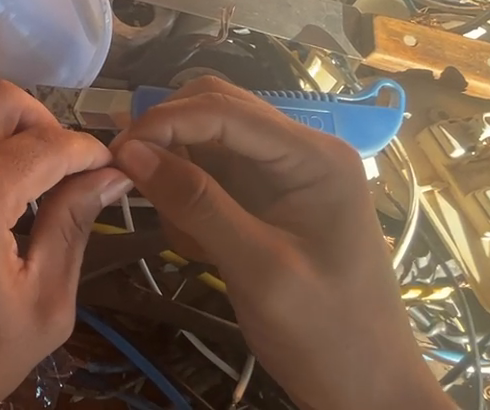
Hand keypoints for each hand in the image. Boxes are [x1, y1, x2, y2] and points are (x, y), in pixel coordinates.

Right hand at [110, 76, 450, 409]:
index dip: (164, 121)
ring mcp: (281, 171)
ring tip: (184, 235)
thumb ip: (195, 204)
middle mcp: (298, 150)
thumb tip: (129, 150)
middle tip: (133, 179)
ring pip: (202, 136)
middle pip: (210, 107)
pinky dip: (185, 197)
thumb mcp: (259, 271)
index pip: (221, 108)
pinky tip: (197, 245)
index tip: (118, 154)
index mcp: (314, 157)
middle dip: (167, 138)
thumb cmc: (328, 338)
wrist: (371, 399)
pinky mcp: (263, 195)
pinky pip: (206, 170)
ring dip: (175, 172)